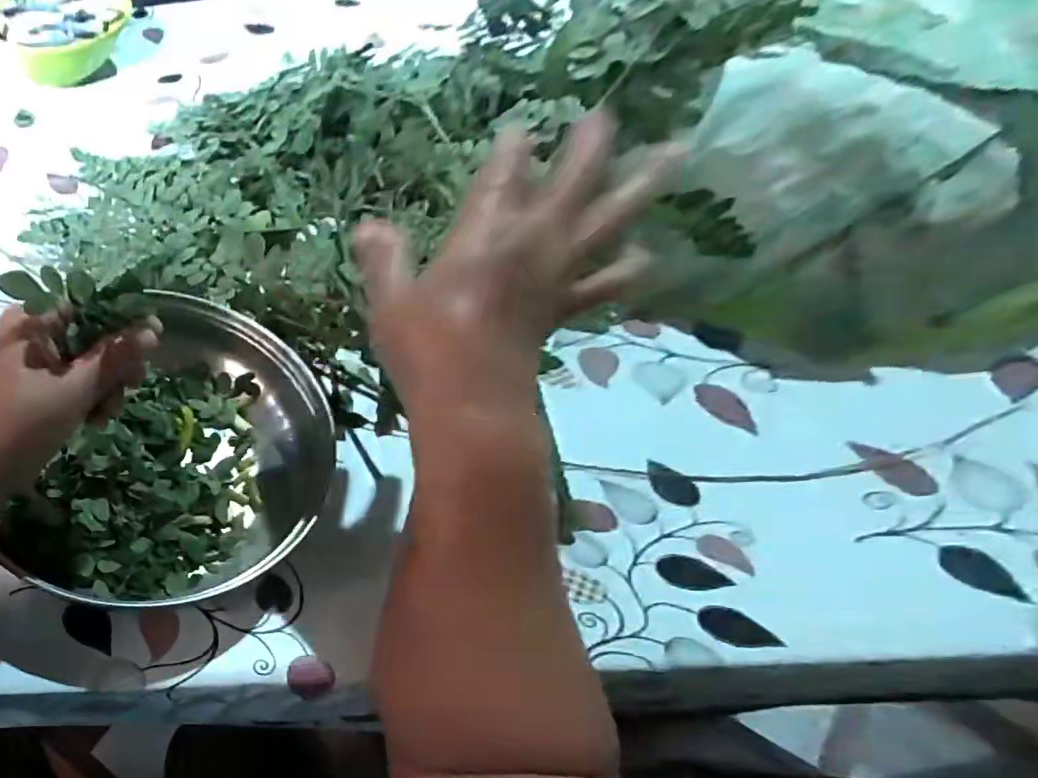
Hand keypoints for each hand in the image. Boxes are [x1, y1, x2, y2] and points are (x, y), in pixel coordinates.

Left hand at [0, 304, 159, 497]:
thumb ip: (113, 359)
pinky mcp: (31, 390)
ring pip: (83, 363)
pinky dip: (85, 399)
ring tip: (104, 415)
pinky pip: (69, 384)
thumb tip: (152, 330)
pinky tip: (92, 422)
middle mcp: (29, 334)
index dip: (123, 322)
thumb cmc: (21, 426)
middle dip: (113, 364)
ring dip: (102, 387)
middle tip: (130, 388)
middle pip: (89, 335)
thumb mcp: (73, 392)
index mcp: (31, 320)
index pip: (89, 304)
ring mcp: (29, 363)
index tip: (152, 345)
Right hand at [353, 110, 681, 418]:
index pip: (506, 171)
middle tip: (599, 117)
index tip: (518, 128)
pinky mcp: (567, 307)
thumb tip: (366, 226)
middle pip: (577, 176)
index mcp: (486, 234)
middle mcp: (533, 241)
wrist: (470, 401)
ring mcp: (558, 273)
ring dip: (645, 181)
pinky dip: (632, 265)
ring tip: (671, 153)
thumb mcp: (389, 301)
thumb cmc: (424, 348)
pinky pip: (612, 279)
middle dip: (590, 141)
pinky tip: (644, 255)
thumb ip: (383, 259)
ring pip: (615, 217)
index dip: (513, 144)